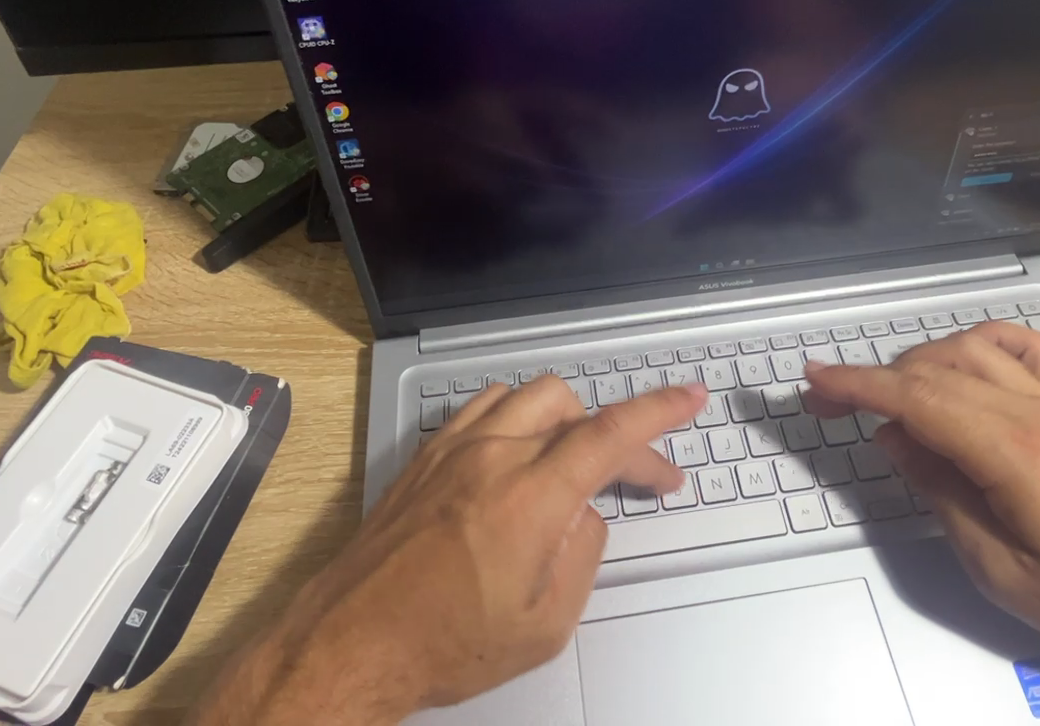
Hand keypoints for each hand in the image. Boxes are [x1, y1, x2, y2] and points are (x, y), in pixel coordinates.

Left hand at [188, 376, 706, 725]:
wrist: (351, 641)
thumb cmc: (445, 643)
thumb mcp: (544, 624)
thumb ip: (584, 552)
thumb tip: (590, 509)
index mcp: (530, 499)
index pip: (609, 435)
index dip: (659, 411)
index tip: (689, 396)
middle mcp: (494, 456)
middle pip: (572, 406)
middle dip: (614, 433)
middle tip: (632, 475)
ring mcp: (456, 446)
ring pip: (530, 396)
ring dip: (566, 419)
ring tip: (575, 459)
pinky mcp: (428, 451)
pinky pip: (485, 405)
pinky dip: (519, 415)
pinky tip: (520, 446)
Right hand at [805, 321, 1039, 664]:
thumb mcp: (1001, 570)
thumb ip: (942, 495)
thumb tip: (897, 441)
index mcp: (1013, 452)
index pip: (916, 398)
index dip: (856, 384)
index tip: (814, 380)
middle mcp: (1034, 411)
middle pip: (935, 369)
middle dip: (875, 379)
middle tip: (835, 404)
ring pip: (972, 351)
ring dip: (919, 364)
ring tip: (893, 396)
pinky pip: (1028, 348)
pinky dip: (985, 342)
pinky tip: (966, 361)